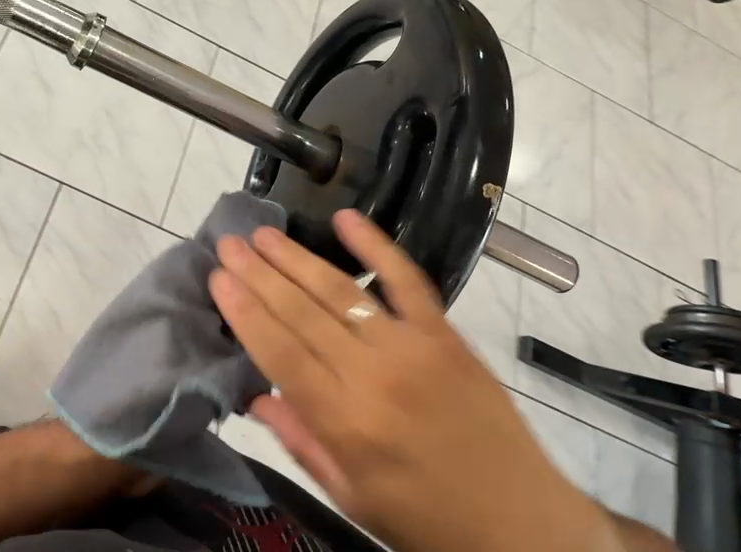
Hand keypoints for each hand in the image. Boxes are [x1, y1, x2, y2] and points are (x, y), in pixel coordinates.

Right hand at [209, 210, 619, 551]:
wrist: (523, 525)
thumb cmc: (427, 520)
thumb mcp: (353, 498)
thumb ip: (302, 443)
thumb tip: (255, 394)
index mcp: (345, 423)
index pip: (279, 352)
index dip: (244, 311)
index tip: (218, 277)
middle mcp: (372, 376)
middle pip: (302, 312)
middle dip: (259, 274)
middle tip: (230, 243)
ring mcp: (412, 348)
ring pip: (341, 290)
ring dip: (297, 258)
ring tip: (264, 233)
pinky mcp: (445, 334)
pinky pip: (407, 279)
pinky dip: (376, 245)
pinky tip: (346, 219)